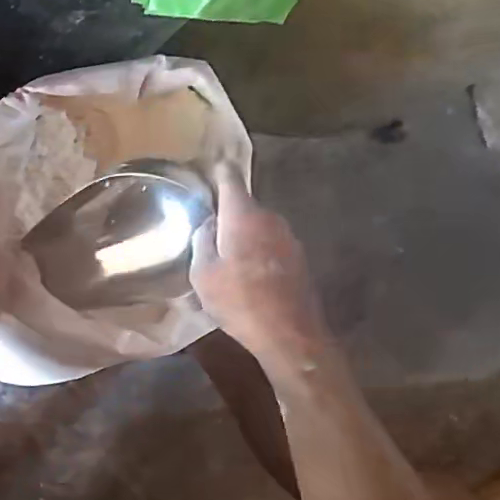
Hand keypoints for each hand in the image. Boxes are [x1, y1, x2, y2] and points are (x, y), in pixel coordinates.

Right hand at [190, 164, 333, 369]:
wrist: (289, 333)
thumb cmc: (238, 301)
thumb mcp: (202, 274)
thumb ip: (202, 242)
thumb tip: (209, 224)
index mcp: (243, 216)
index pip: (230, 178)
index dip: (218, 170)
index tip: (207, 165)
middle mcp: (270, 218)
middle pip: (244, 205)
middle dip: (226, 213)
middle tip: (204, 228)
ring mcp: (289, 238)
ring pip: (257, 227)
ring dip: (241, 236)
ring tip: (223, 258)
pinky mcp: (298, 258)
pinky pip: (270, 245)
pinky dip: (256, 252)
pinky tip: (244, 275)